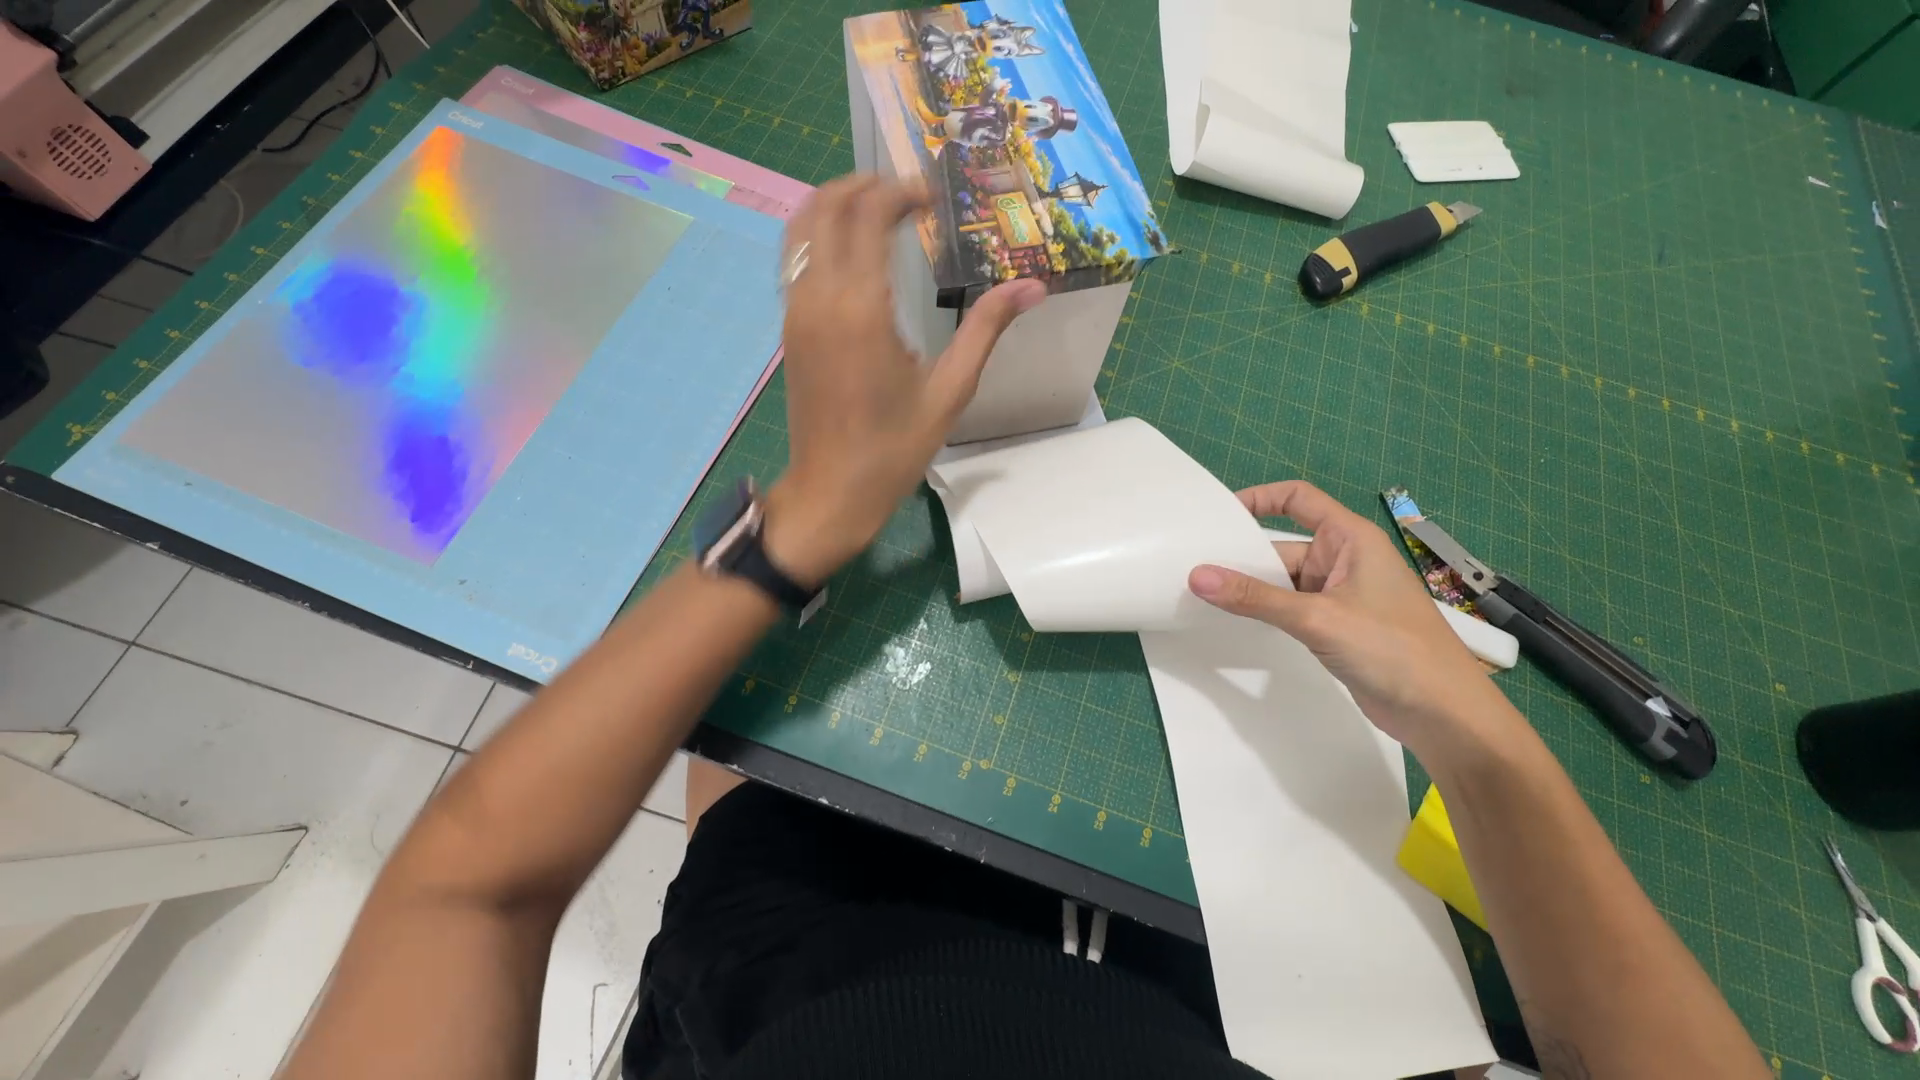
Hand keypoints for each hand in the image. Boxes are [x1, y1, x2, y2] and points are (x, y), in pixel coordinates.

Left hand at [762, 175, 1045, 585]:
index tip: (933, 198)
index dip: (900, 192)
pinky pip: (795, 258)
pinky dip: (820, 234)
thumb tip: (1034, 287)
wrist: (831, 491)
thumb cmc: (894, 449)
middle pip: (826, 206)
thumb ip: (986, 330)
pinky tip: (854, 252)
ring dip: (836, 204)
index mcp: (860, 308)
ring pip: (801, 226)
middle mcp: (819, 297)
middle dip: (865, 186)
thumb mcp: (950, 391)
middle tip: (907, 195)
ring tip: (879, 210)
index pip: (868, 215)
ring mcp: (796, 311)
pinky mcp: (789, 328)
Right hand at [1186, 481, 1514, 751]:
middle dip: (1243, 556)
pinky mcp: (1336, 627)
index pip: (1299, 499)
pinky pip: (1291, 608)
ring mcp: (1341, 596)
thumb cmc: (1391, 649)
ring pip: (1284, 581)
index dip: (1259, 498)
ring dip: (1251, 588)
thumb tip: (1198, 576)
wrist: (1443, 712)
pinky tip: (1235, 620)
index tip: (1218, 514)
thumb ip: (1255, 598)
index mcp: (1351, 539)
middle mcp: (1345, 560)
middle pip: (1283, 546)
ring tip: (1202, 596)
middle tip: (1194, 567)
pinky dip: (1265, 611)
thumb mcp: (1317, 618)